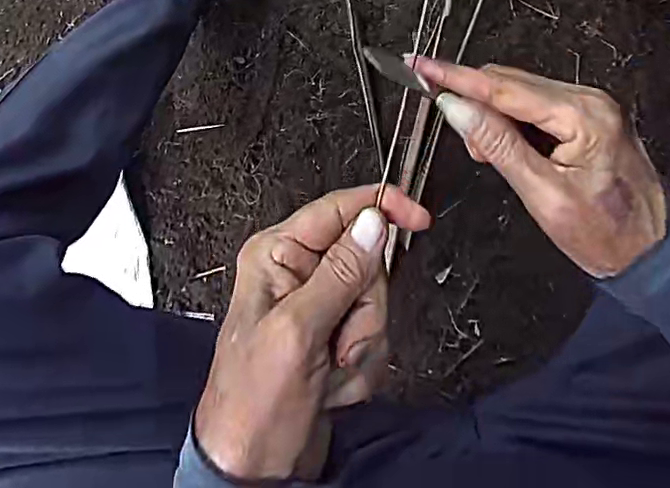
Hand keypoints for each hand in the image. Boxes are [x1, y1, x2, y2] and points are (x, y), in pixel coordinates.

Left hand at [194, 184, 431, 480]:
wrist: (254, 470)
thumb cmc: (252, 403)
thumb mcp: (297, 332)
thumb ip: (339, 274)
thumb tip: (372, 223)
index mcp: (277, 254)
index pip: (338, 210)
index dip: (381, 208)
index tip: (416, 216)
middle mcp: (297, 272)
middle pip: (366, 261)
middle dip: (364, 308)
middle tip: (340, 339)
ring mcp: (317, 305)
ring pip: (374, 300)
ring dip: (362, 342)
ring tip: (331, 368)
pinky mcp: (333, 334)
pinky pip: (373, 333)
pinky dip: (362, 364)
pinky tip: (334, 383)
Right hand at [410, 56, 666, 278]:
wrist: (659, 256)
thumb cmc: (607, 235)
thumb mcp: (544, 196)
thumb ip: (497, 145)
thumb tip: (456, 107)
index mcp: (582, 115)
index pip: (502, 88)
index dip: (454, 77)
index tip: (420, 65)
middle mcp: (588, 99)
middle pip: (508, 83)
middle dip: (471, 101)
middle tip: (455, 132)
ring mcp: (588, 105)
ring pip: (517, 92)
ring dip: (489, 114)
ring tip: (485, 152)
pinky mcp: (585, 115)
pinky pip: (533, 104)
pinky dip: (508, 120)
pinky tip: (503, 146)